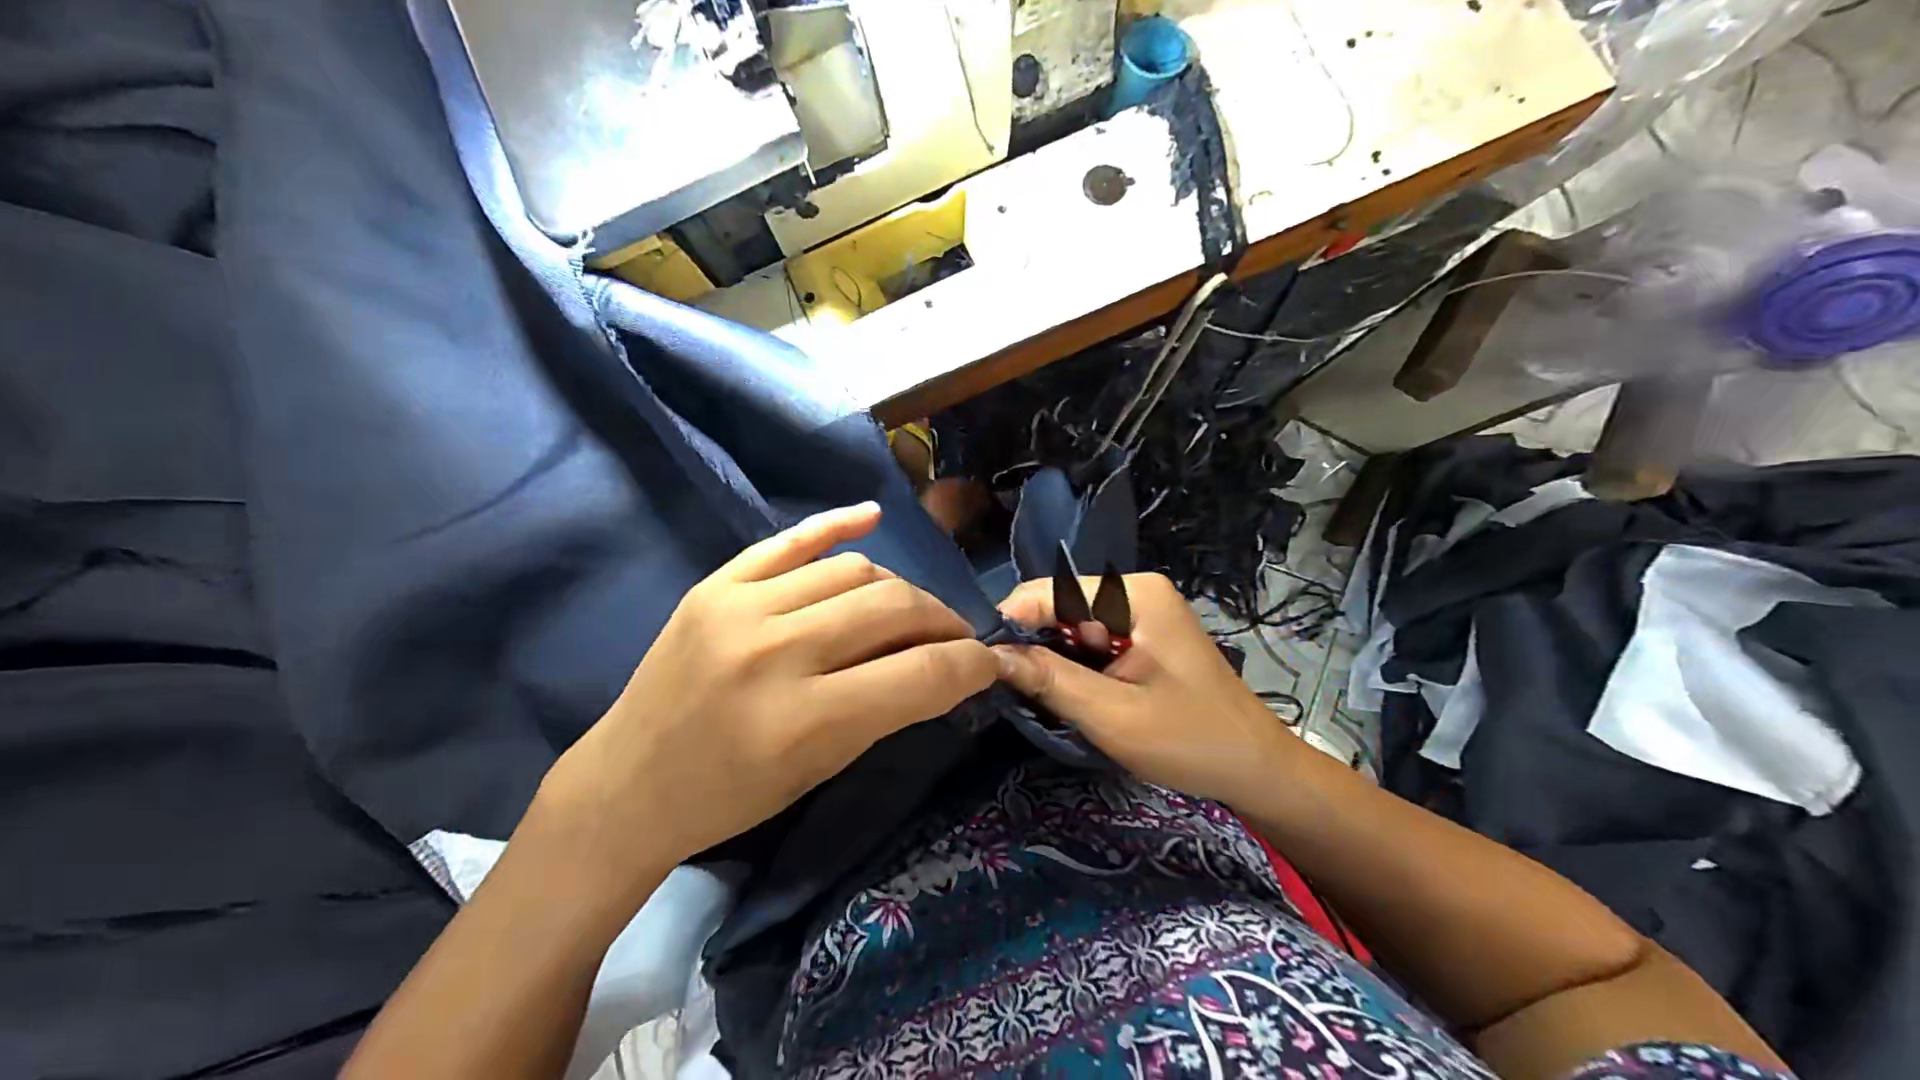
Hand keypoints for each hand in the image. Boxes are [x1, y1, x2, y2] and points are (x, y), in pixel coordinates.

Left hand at [540, 503, 998, 898]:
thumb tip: (949, 665)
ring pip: (855, 570)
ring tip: (906, 612)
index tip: (988, 663)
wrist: (627, 784)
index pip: (919, 673)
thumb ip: (888, 710)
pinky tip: (871, 517)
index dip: (971, 665)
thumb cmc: (730, 797)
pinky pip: (789, 539)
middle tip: (954, 637)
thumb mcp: (822, 769)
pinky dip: (836, 524)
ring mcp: (738, 608)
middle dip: (942, 620)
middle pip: (894, 606)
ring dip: (897, 590)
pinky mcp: (713, 584)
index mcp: (802, 720)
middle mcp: (774, 653)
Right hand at [994, 573, 1297, 807]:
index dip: (1009, 623)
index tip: (980, 662)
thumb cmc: (1190, 740)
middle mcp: (1134, 592)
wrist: (1255, 769)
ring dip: (1049, 658)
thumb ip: (1049, 679)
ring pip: (1070, 626)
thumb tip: (990, 656)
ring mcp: (1139, 613)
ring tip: (1029, 693)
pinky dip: (1071, 665)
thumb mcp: (1112, 714)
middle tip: (1003, 685)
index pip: (1049, 592)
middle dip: (1030, 643)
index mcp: (1133, 594)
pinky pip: (1089, 641)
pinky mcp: (1140, 637)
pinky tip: (1062, 691)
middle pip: (1058, 606)